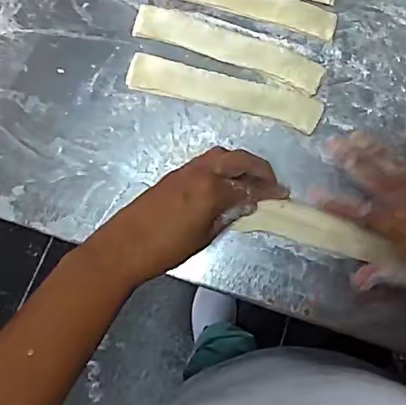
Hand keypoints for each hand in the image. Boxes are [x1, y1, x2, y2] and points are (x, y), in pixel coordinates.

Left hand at [84, 147, 284, 284]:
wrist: (122, 247)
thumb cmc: (165, 248)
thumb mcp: (204, 236)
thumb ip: (227, 215)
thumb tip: (245, 204)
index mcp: (212, 189)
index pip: (249, 186)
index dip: (269, 190)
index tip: (283, 193)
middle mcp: (202, 172)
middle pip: (239, 160)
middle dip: (259, 168)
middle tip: (271, 181)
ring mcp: (187, 170)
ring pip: (222, 156)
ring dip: (240, 163)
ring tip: (251, 178)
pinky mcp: (175, 175)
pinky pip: (208, 161)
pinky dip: (224, 166)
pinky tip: (226, 181)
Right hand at [322, 129, 405, 315]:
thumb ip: (387, 275)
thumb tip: (356, 279)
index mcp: (400, 230)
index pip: (361, 214)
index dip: (336, 204)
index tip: (314, 192)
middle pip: (375, 179)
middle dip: (351, 161)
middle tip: (331, 142)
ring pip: (398, 166)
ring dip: (377, 149)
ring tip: (357, 133)